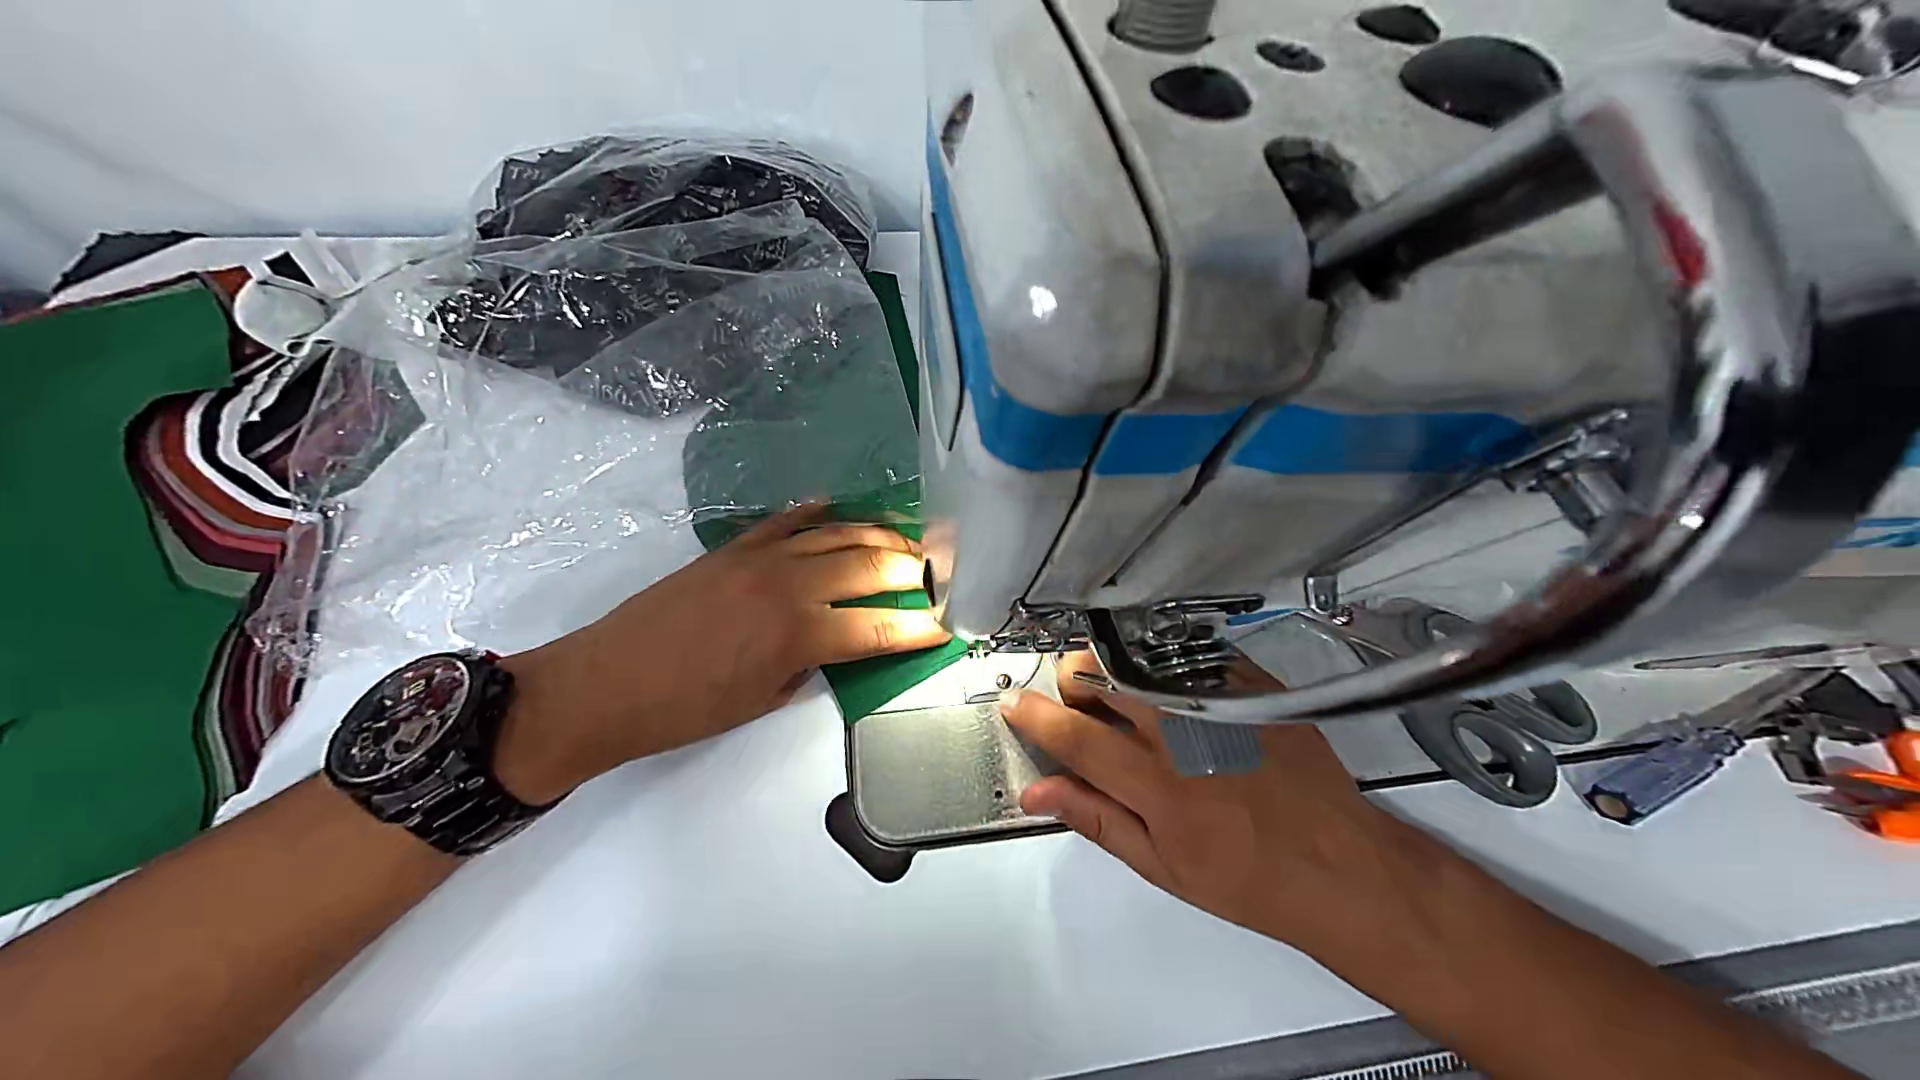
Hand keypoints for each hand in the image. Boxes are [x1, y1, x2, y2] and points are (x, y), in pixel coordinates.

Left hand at [494, 507, 950, 802]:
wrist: (605, 683)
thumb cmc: (685, 710)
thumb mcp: (763, 700)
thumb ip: (810, 665)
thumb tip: (835, 641)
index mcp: (798, 636)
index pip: (879, 628)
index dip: (918, 629)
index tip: (944, 628)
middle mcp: (788, 586)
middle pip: (869, 567)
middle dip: (911, 572)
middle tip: (934, 578)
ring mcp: (760, 558)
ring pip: (836, 534)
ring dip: (877, 535)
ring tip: (904, 542)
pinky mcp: (734, 547)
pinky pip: (787, 520)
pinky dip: (819, 513)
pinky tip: (839, 510)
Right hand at [1001, 653, 1436, 951]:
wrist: (1343, 865)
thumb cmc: (1251, 879)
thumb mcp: (1162, 866)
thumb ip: (1094, 818)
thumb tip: (1038, 791)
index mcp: (1158, 785)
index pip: (1074, 734)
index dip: (1033, 715)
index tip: (1014, 704)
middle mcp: (1185, 732)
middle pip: (1099, 675)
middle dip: (1072, 684)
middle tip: (1082, 711)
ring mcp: (1220, 701)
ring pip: (1136, 657)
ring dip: (1114, 673)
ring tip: (1128, 706)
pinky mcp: (1251, 685)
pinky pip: (1185, 656)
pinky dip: (1162, 672)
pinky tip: (1176, 702)